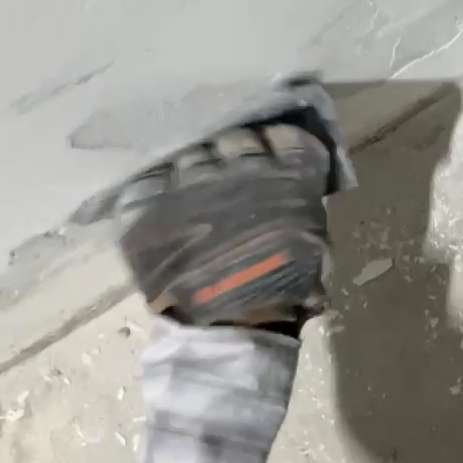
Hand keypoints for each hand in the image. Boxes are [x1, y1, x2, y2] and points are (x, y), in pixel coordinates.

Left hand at [109, 121, 332, 329]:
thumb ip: (304, 205)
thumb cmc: (287, 289)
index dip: (279, 146)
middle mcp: (238, 167)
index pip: (285, 137)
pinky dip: (154, 189)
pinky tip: (161, 200)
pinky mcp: (153, 206)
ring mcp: (191, 183)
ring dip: (196, 170)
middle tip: (233, 173)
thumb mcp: (316, 243)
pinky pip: (147, 181)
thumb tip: (300, 189)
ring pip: (190, 155)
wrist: (235, 324)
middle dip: (235, 153)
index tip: (275, 159)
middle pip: (234, 139)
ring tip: (195, 189)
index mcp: (285, 176)